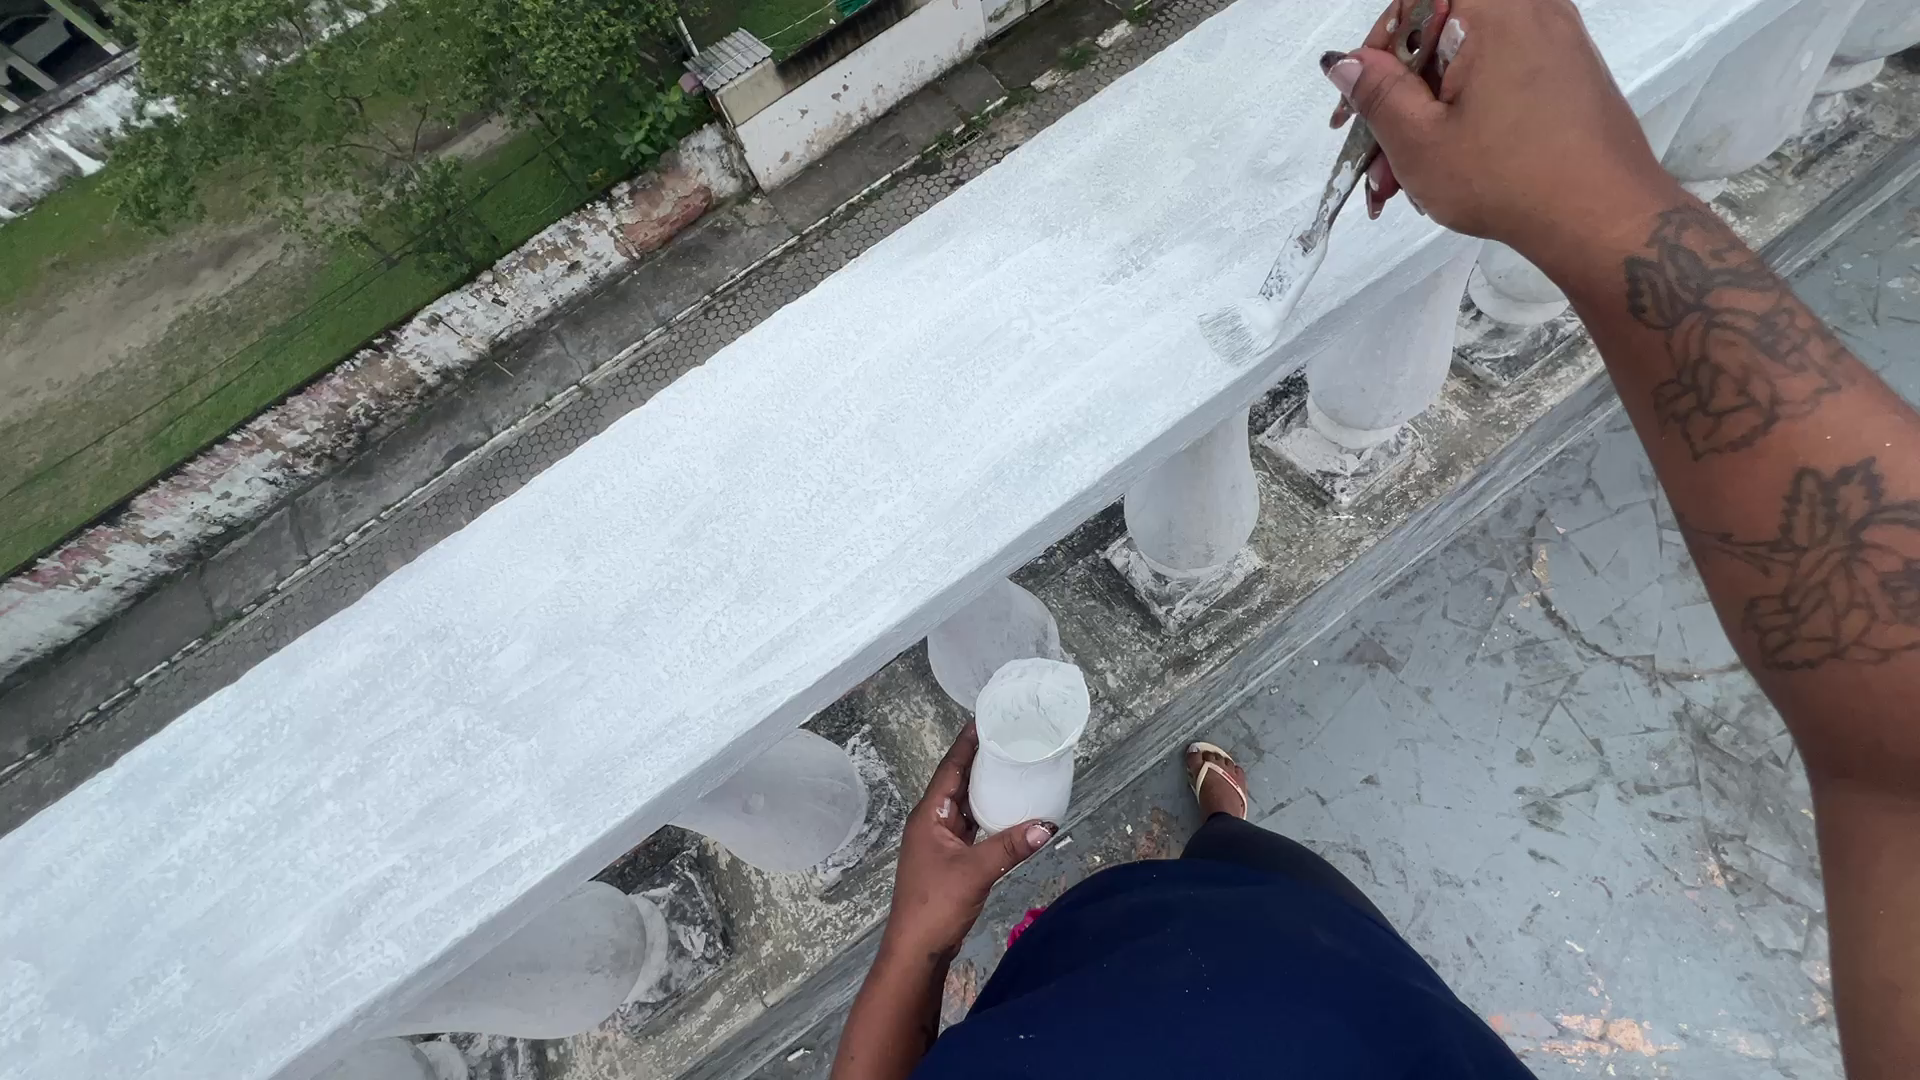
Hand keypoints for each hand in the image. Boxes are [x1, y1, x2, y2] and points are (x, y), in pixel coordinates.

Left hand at [885, 724, 1056, 955]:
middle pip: (958, 782)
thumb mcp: (975, 872)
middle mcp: (932, 821)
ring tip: (1012, 767)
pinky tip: (1008, 811)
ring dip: (985, 787)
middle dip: (980, 760)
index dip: (966, 744)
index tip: (984, 720)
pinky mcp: (950, 858)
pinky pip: (972, 825)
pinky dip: (988, 815)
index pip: (950, 768)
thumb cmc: (935, 905)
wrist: (915, 951)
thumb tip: (1047, 826)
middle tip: (1007, 739)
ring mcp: (940, 841)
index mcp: (929, 814)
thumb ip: (1010, 847)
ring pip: (965, 804)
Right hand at [1323, 0, 1683, 278]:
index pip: (1415, 1)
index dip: (1373, 48)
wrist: (1595, 211)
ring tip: (1400, 181)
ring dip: (1422, 119)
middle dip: (1396, 99)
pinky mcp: (1562, 72)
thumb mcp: (1418, 140)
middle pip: (1438, 39)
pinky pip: (1492, 81)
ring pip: (1461, 68)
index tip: (1354, 104)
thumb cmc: (1502, 176)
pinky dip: (1458, 118)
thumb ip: (1378, 93)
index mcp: (1495, 12)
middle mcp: (1530, 10)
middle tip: (1374, 160)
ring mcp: (1552, 40)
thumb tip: (1344, 61)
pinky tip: (1442, 167)